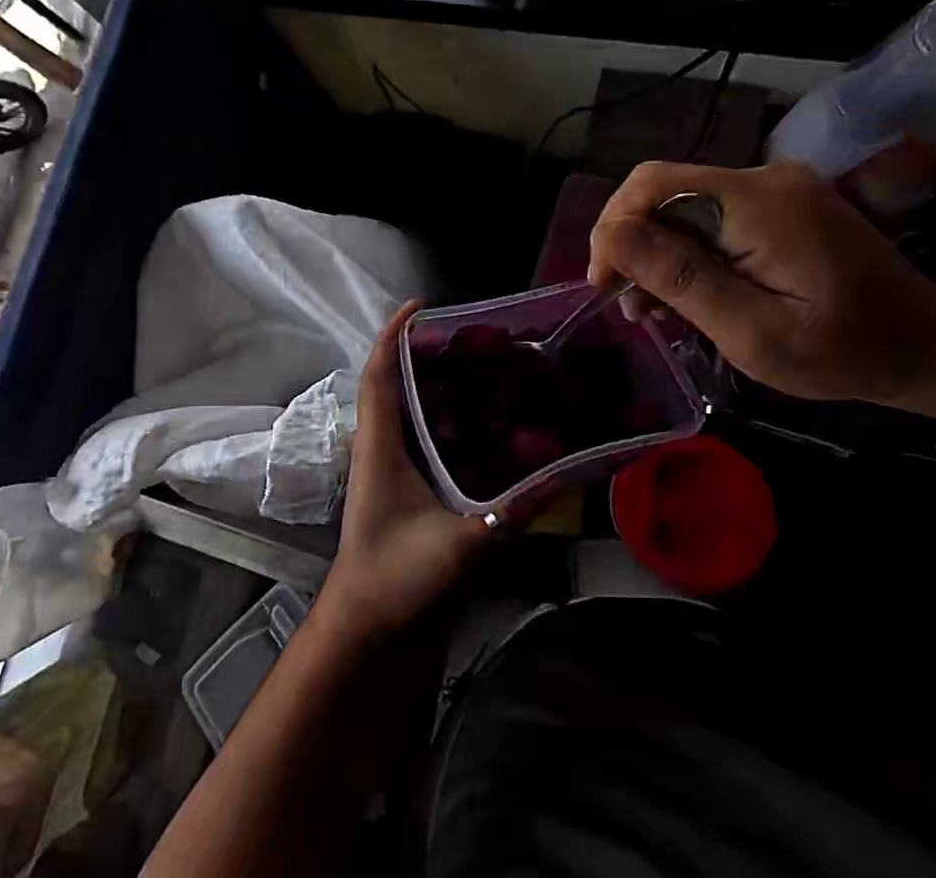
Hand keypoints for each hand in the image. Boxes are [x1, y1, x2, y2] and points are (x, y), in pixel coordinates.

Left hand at [316, 303, 492, 644]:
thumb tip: (570, 475)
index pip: (379, 375)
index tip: (421, 305)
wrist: (366, 629)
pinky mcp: (405, 492)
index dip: (394, 335)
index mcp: (381, 448)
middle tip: (478, 339)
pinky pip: (426, 442)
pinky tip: (490, 427)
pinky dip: (451, 424)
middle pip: (397, 385)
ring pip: (411, 413)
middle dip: (428, 354)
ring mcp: (391, 472)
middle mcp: (382, 451)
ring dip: (441, 387)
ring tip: (488, 371)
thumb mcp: (463, 543)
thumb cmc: (397, 580)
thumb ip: (517, 510)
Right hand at [588, 161, 935, 403]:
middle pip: (665, 191)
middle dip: (631, 244)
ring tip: (650, 311)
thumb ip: (683, 280)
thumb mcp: (753, 333)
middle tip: (625, 304)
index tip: (603, 287)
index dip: (614, 229)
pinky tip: (683, 295)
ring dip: (656, 254)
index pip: (656, 186)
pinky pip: (711, 218)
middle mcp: (765, 179)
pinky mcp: (780, 207)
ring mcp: (775, 190)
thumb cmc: (842, 353)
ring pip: (683, 206)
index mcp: (761, 204)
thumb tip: (612, 237)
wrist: (923, 344)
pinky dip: (686, 254)